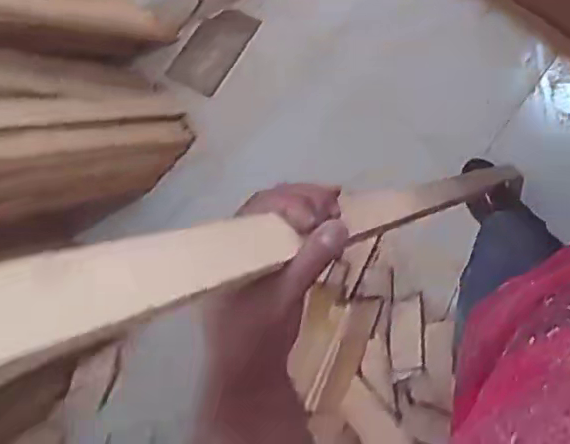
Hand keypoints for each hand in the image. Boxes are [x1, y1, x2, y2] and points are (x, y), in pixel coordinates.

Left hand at [201, 185, 347, 397]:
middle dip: (307, 198)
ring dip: (314, 204)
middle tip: (333, 209)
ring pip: (285, 209)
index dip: (291, 203)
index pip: (259, 208)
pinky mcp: (273, 257)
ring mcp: (257, 249)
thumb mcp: (285, 298)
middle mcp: (240, 243)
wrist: (250, 371)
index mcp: (230, 251)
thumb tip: (338, 224)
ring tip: (336, 213)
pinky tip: (333, 216)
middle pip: (274, 202)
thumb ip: (310, 261)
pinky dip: (315, 215)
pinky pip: (293, 224)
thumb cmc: (257, 335)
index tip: (316, 219)